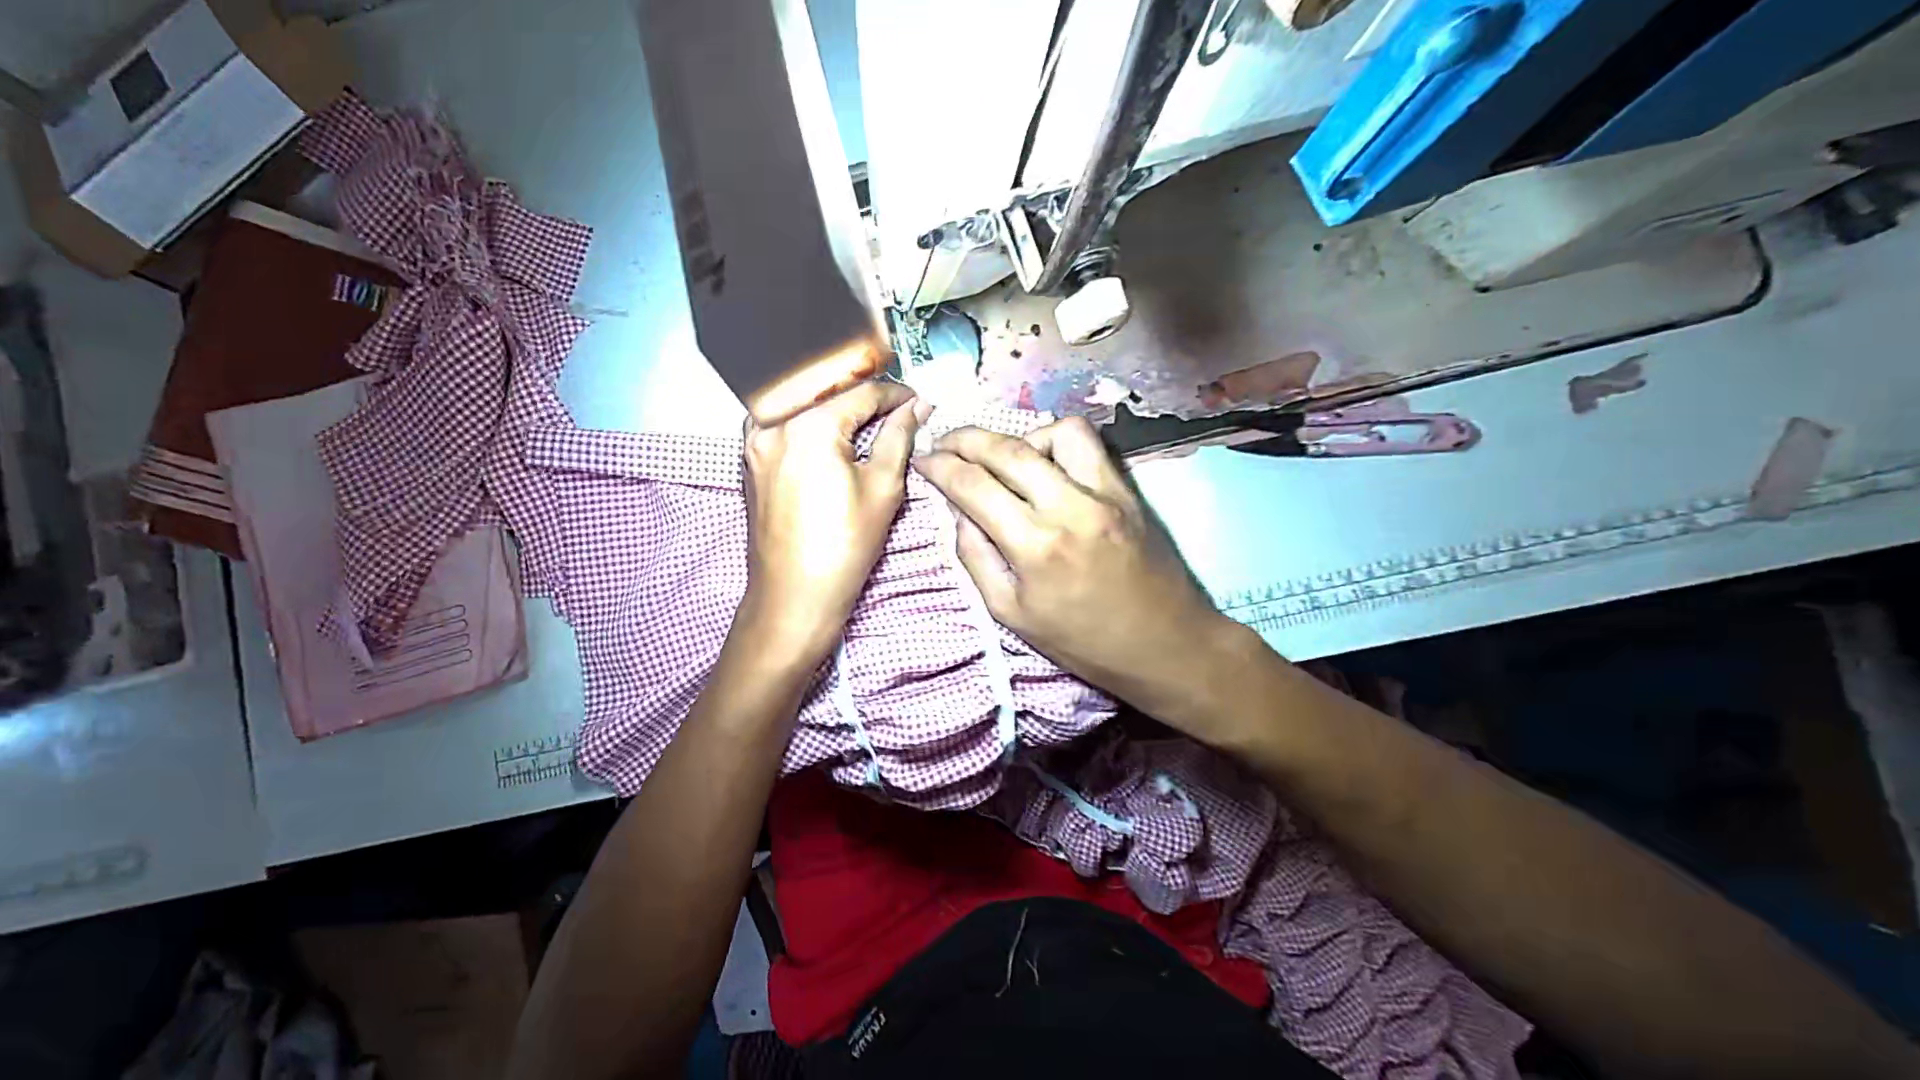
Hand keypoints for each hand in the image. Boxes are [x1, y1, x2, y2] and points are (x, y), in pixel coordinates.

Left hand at [740, 380, 929, 670]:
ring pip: (798, 394)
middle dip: (862, 385)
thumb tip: (916, 407)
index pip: (861, 392)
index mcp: (808, 426)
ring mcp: (754, 439)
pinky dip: (807, 412)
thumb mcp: (883, 489)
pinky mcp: (749, 457)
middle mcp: (773, 422)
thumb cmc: (843, 549)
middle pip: (825, 383)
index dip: (895, 394)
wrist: (794, 596)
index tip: (916, 402)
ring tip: (864, 412)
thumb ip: (898, 436)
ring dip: (832, 394)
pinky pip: (781, 416)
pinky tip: (831, 427)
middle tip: (893, 403)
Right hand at [911, 418, 1244, 729]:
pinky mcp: (1126, 489)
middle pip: (1006, 449)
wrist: (1164, 645)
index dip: (938, 467)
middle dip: (965, 438)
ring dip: (1017, 436)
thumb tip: (957, 510)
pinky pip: (1088, 444)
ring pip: (1052, 432)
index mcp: (1034, 546)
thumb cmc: (1081, 641)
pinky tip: (1046, 464)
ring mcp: (1103, 493)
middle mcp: (1068, 507)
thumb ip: (975, 556)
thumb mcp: (1011, 613)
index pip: (972, 485)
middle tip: (944, 442)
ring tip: (1003, 457)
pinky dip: (1057, 442)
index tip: (921, 460)